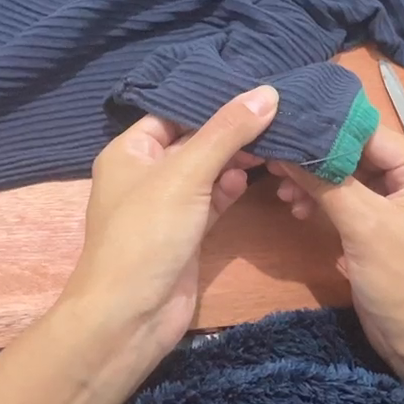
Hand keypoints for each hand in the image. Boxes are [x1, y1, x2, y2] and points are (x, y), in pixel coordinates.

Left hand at [55, 85, 279, 362]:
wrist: (131, 314)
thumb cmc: (149, 232)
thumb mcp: (187, 173)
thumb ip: (228, 132)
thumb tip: (268, 92)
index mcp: (129, 151)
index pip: (172, 112)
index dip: (210, 101)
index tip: (254, 89)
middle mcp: (144, 175)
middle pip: (192, 141)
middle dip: (229, 132)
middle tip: (274, 117)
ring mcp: (164, 207)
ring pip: (204, 172)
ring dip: (233, 161)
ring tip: (271, 144)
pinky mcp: (184, 234)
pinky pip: (210, 201)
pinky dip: (229, 189)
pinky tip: (250, 179)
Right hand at [269, 126, 403, 389]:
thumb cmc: (402, 283)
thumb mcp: (363, 227)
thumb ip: (325, 183)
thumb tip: (285, 148)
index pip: (370, 134)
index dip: (326, 131)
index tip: (284, 130)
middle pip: (358, 153)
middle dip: (317, 160)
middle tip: (275, 164)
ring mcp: (400, 203)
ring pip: (350, 177)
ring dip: (316, 183)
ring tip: (284, 193)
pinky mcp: (384, 225)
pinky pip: (350, 200)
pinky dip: (325, 202)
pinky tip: (298, 208)